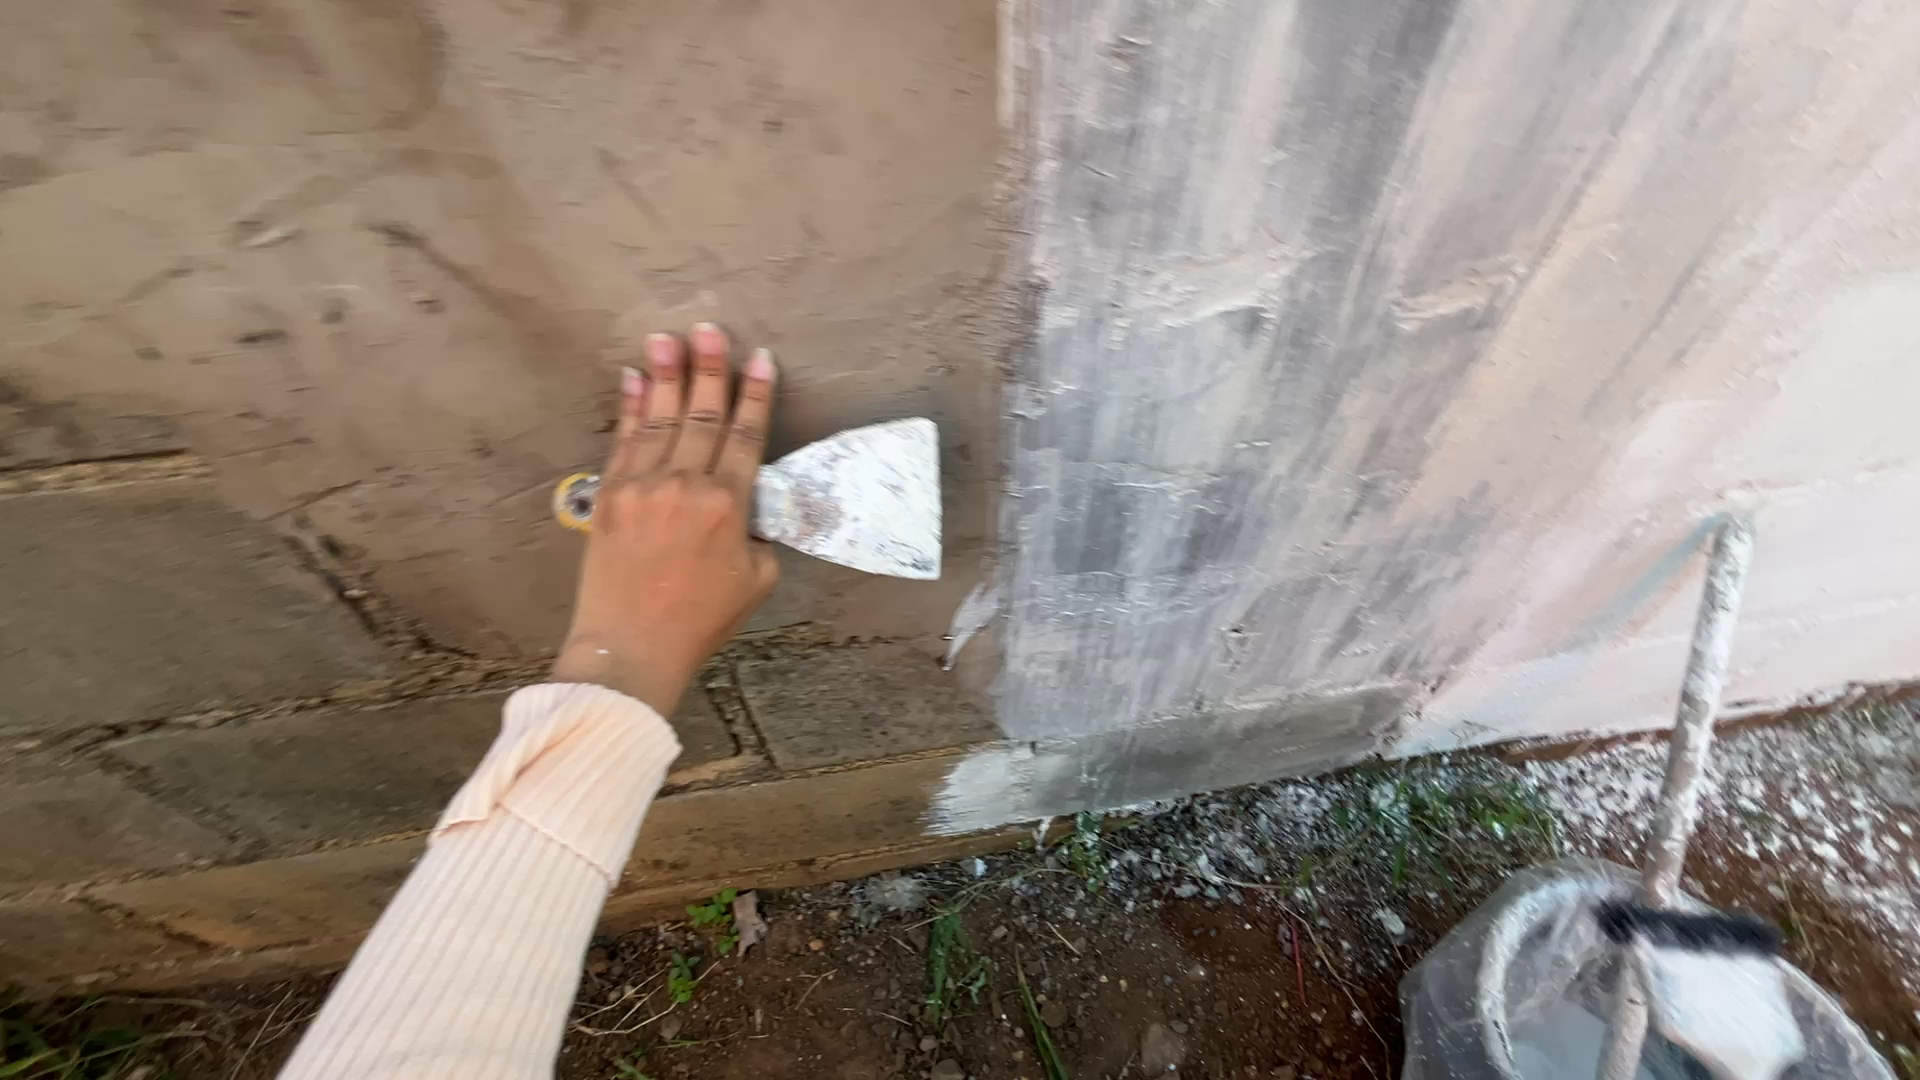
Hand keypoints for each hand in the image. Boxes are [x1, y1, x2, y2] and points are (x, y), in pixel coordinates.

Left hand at [552, 323, 779, 714]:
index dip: (755, 395)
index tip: (761, 358)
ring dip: (668, 375)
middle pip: (703, 416)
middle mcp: (686, 486)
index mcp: (729, 506)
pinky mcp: (609, 496)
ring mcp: (642, 487)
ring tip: (669, 336)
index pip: (746, 437)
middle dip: (710, 369)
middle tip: (710, 329)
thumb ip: (759, 534)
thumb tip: (747, 509)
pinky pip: (622, 442)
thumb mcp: (756, 580)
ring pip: (662, 420)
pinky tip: (634, 378)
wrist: (632, 647)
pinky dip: (630, 408)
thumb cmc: (703, 619)